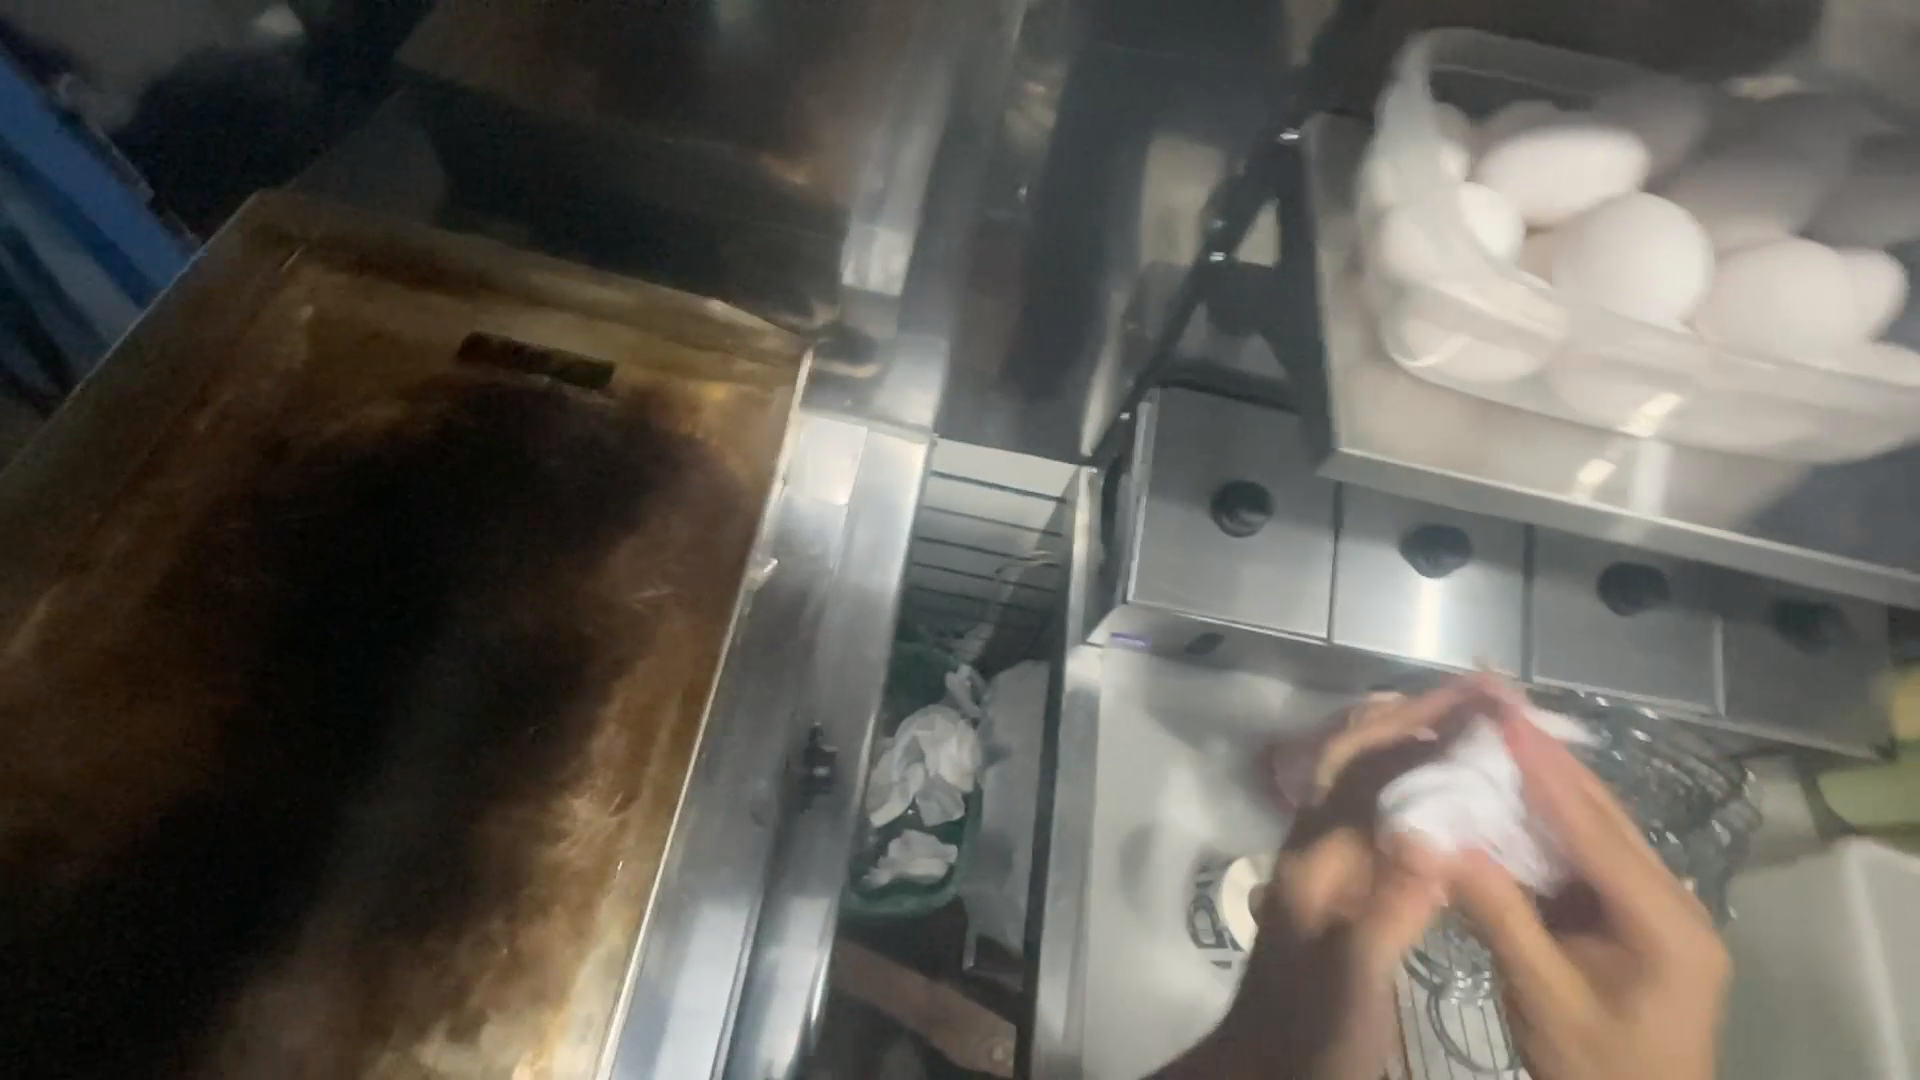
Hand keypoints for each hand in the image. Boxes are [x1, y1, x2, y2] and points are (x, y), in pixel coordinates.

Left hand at [1156, 679, 1493, 1079]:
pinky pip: (1370, 816)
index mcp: (1317, 854)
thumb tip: (1433, 829)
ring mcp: (1321, 860)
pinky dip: (1408, 792)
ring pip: (1358, 781)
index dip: (1415, 727)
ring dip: (1406, 748)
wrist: (1265, 1067)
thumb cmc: (1310, 1032)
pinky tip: (1449, 802)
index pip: (1362, 766)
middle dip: (1407, 720)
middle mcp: (1312, 842)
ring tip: (1470, 735)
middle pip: (1351, 757)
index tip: (1476, 702)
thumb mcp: (1357, 979)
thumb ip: (1391, 906)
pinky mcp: (1336, 884)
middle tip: (1476, 705)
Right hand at [1451, 688, 1729, 1079]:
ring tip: (1493, 726)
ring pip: (1591, 819)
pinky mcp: (1623, 906)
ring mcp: (1650, 900)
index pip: (1592, 827)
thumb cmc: (1597, 1065)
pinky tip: (1503, 782)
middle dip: (1544, 753)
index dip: (1542, 767)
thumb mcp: (1544, 996)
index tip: (1502, 714)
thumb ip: (1499, 915)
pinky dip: (1539, 807)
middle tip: (1492, 701)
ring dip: (1541, 773)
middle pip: (1599, 810)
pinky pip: (1578, 842)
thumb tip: (1441, 842)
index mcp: (1665, 922)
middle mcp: (1669, 898)